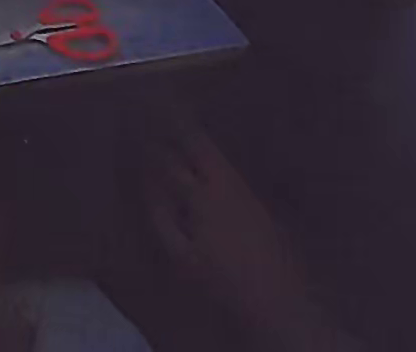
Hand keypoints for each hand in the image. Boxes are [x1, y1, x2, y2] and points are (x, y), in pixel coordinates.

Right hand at [145, 123, 361, 351]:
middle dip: (175, 121)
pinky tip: (204, 157)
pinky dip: (211, 155)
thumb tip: (142, 178)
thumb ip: (159, 212)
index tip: (128, 120)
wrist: (287, 314)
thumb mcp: (180, 254)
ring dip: (194, 135)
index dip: (145, 138)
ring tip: (176, 118)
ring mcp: (247, 194)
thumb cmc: (222, 284)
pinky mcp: (261, 206)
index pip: (166, 157)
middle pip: (197, 143)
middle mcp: (225, 185)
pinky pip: (228, 169)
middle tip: (155, 100)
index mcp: (200, 195)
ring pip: (216, 153)